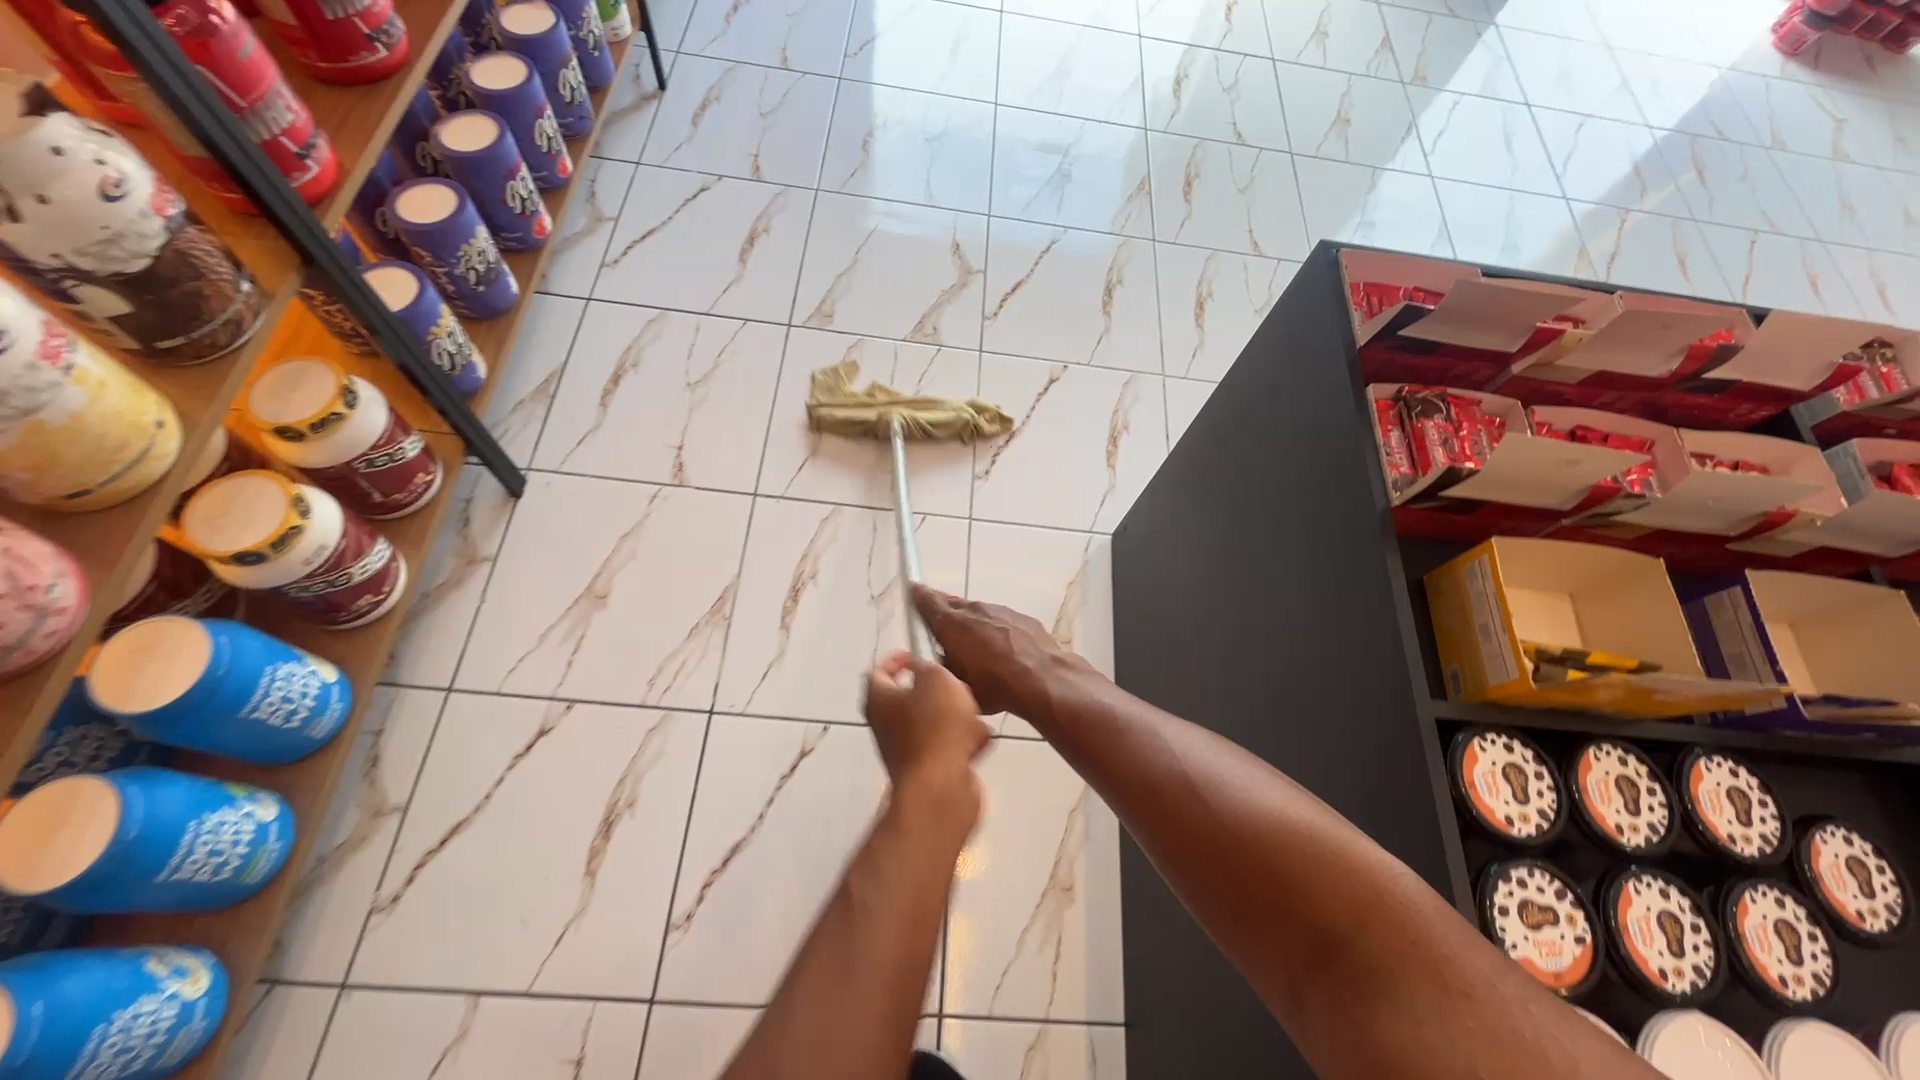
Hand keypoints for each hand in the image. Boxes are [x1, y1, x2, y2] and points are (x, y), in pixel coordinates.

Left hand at [865, 652, 991, 808]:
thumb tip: (927, 672)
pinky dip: (963, 742)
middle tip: (955, 685)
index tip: (915, 653)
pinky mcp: (928, 771)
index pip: (878, 672)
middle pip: (910, 699)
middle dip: (937, 690)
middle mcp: (886, 726)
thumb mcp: (937, 679)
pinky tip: (978, 740)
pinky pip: (948, 747)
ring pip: (934, 723)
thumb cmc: (935, 726)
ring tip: (974, 713)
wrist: (941, 787)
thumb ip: (931, 668)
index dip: (896, 660)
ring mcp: (906, 751)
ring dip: (956, 717)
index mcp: (879, 700)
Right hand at [911, 584, 1082, 718]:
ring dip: (969, 620)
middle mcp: (973, 610)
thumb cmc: (994, 685)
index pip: (927, 601)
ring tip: (968, 638)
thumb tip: (938, 658)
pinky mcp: (1020, 618)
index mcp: (952, 624)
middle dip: (941, 606)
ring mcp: (999, 611)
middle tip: (934, 614)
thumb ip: (943, 666)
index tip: (912, 590)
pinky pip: (998, 619)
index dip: (917, 595)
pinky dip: (992, 628)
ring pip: (976, 611)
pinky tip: (998, 647)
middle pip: (951, 603)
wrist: (1044, 679)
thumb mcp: (957, 684)